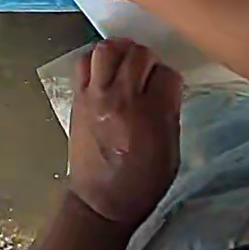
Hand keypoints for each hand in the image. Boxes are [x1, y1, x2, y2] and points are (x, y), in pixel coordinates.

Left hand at [67, 39, 182, 225]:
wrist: (100, 199)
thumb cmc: (142, 181)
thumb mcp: (171, 150)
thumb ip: (169, 112)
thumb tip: (165, 87)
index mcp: (152, 114)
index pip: (167, 74)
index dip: (170, 78)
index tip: (167, 85)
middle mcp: (122, 98)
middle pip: (138, 55)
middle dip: (148, 58)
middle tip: (148, 70)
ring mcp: (96, 95)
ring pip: (107, 49)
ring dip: (120, 50)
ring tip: (126, 59)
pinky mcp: (77, 96)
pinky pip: (83, 62)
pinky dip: (95, 59)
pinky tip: (104, 68)